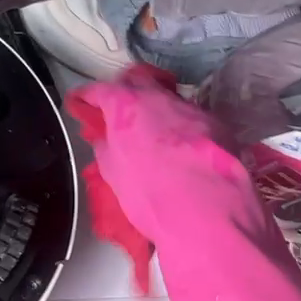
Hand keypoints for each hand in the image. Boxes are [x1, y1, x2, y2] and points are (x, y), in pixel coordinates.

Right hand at [67, 68, 300, 300]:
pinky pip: (191, 120)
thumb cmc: (152, 200)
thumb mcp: (115, 174)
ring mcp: (196, 114)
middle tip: (113, 112)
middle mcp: (165, 102)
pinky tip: (175, 153)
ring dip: (154, 112)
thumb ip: (109, 149)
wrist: (211, 219)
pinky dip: (178, 129)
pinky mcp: (220, 131)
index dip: (87, 96)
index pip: (101, 91)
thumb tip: (108, 140)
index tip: (79, 103)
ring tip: (146, 137)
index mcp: (130, 109)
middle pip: (140, 81)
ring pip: (169, 101)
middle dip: (124, 92)